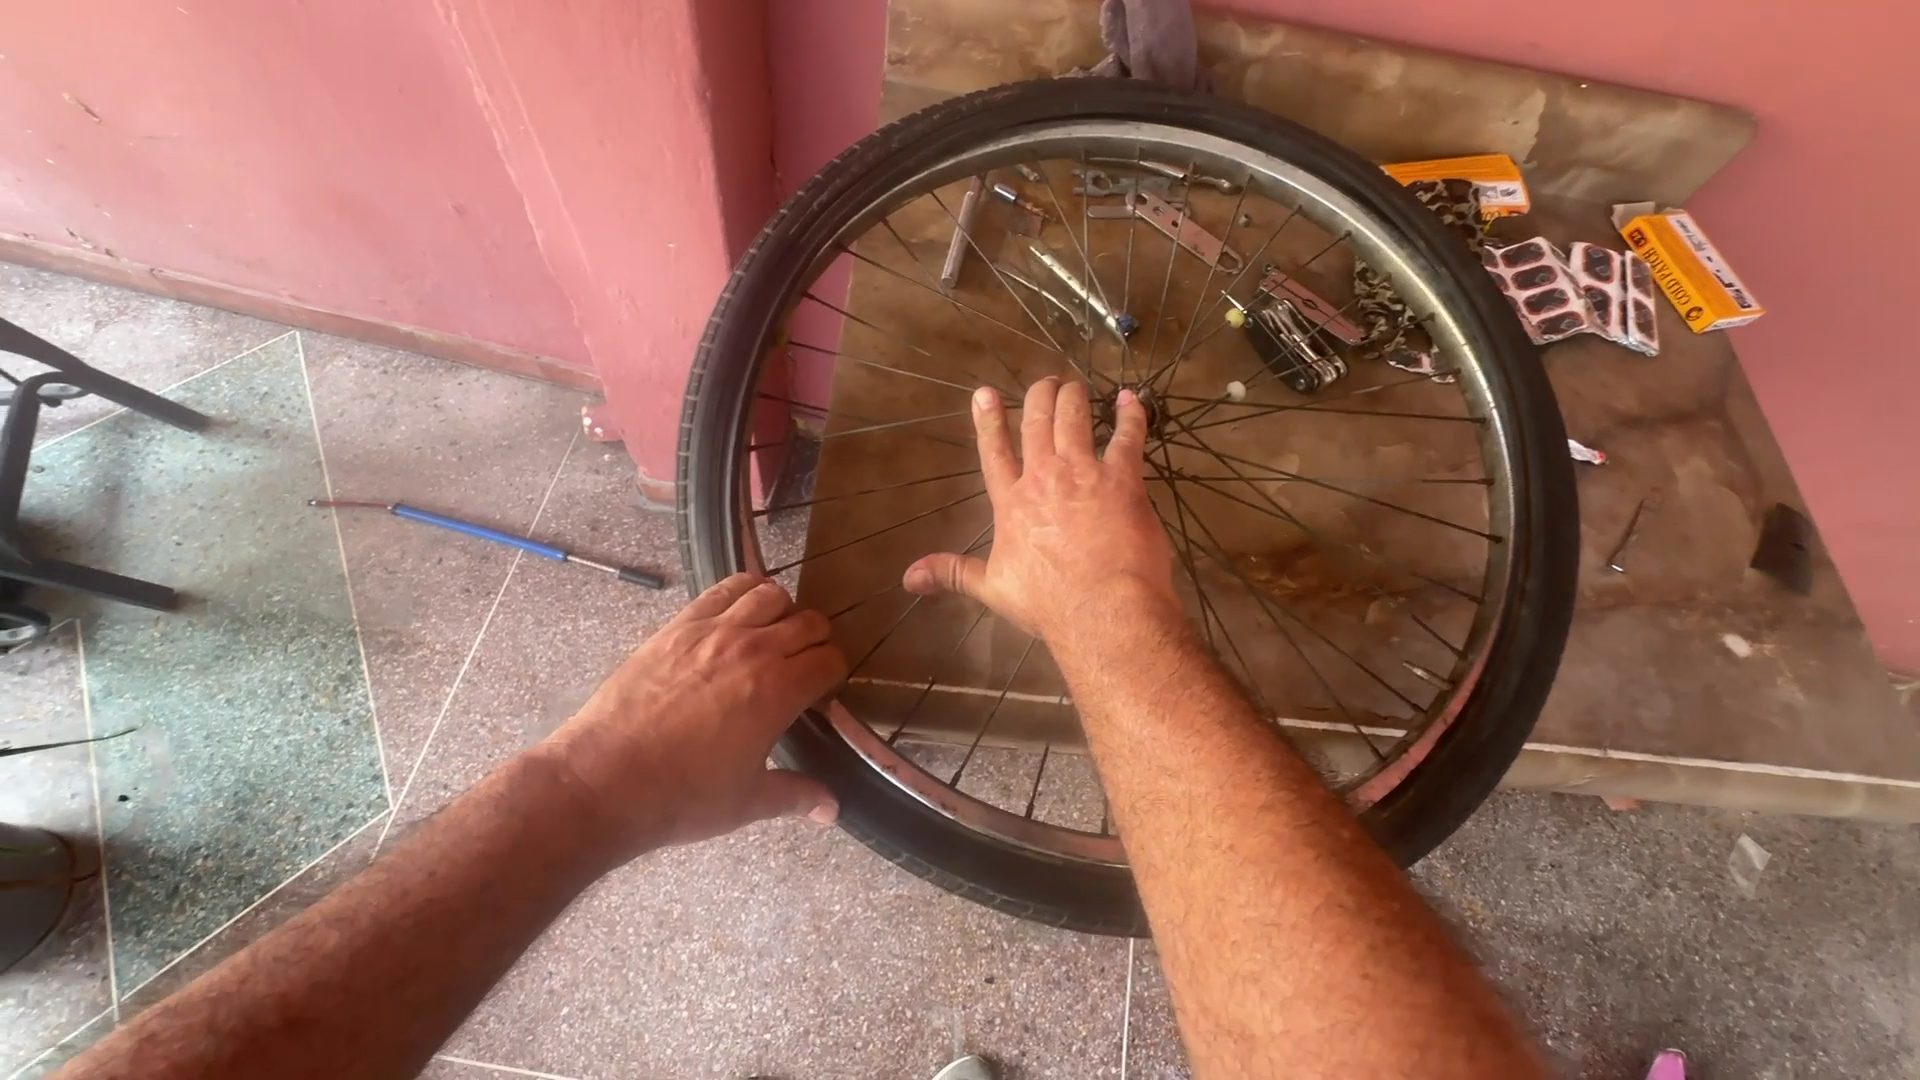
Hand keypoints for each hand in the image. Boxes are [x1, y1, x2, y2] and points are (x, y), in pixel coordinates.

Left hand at [537, 574, 846, 859]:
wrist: (603, 781)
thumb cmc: (680, 796)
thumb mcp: (747, 801)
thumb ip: (797, 795)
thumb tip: (832, 808)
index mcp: (778, 692)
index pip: (831, 661)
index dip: (833, 676)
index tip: (820, 695)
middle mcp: (754, 650)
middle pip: (810, 622)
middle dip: (816, 643)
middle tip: (802, 667)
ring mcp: (714, 631)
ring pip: (771, 595)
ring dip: (783, 613)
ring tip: (772, 636)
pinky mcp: (679, 625)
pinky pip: (724, 589)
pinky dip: (744, 592)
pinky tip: (741, 613)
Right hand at [903, 377, 1176, 642]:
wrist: (1101, 610)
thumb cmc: (1047, 603)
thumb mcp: (992, 588)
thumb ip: (952, 573)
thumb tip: (909, 578)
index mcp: (1011, 502)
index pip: (994, 451)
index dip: (989, 419)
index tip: (985, 392)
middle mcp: (1044, 477)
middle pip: (1037, 422)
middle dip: (1039, 396)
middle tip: (1045, 382)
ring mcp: (1084, 474)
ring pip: (1075, 418)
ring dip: (1073, 396)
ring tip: (1074, 385)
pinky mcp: (1123, 479)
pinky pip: (1127, 436)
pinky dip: (1129, 414)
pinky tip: (1129, 399)